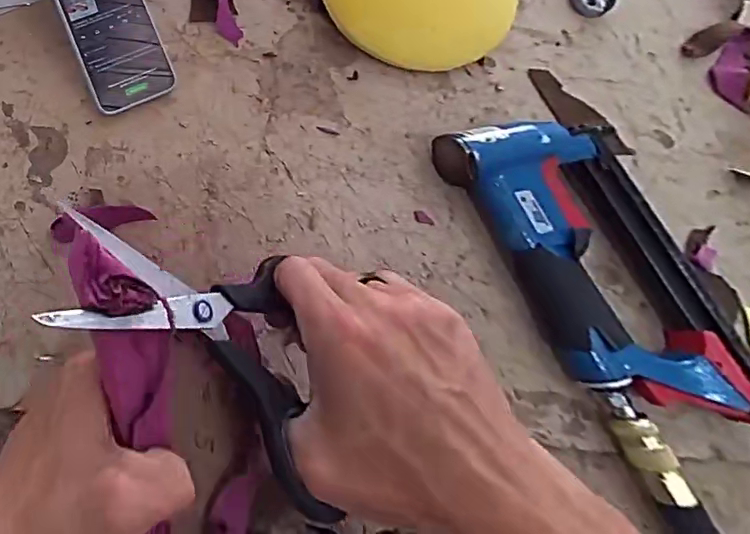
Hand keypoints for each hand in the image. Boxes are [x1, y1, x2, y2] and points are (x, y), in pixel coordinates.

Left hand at [0, 350, 193, 533]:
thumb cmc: (49, 512)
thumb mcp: (131, 493)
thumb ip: (174, 471)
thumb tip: (173, 469)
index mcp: (87, 368)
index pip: (148, 359)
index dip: (163, 397)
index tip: (161, 432)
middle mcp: (70, 379)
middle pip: (134, 397)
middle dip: (144, 435)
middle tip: (139, 471)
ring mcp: (57, 410)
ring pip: (116, 426)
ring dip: (124, 459)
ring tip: (115, 490)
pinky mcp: (48, 441)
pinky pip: (94, 447)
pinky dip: (101, 472)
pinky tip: (94, 500)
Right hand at [277, 257, 633, 533]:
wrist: (483, 481)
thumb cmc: (399, 472)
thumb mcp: (311, 460)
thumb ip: (272, 412)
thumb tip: (265, 385)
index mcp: (337, 330)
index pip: (292, 270)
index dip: (275, 285)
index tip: (276, 311)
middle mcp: (375, 304)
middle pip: (323, 269)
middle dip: (307, 295)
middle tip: (309, 335)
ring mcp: (414, 304)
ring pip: (362, 281)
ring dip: (348, 303)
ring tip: (357, 346)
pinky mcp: (443, 313)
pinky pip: (400, 294)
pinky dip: (386, 311)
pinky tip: (395, 350)